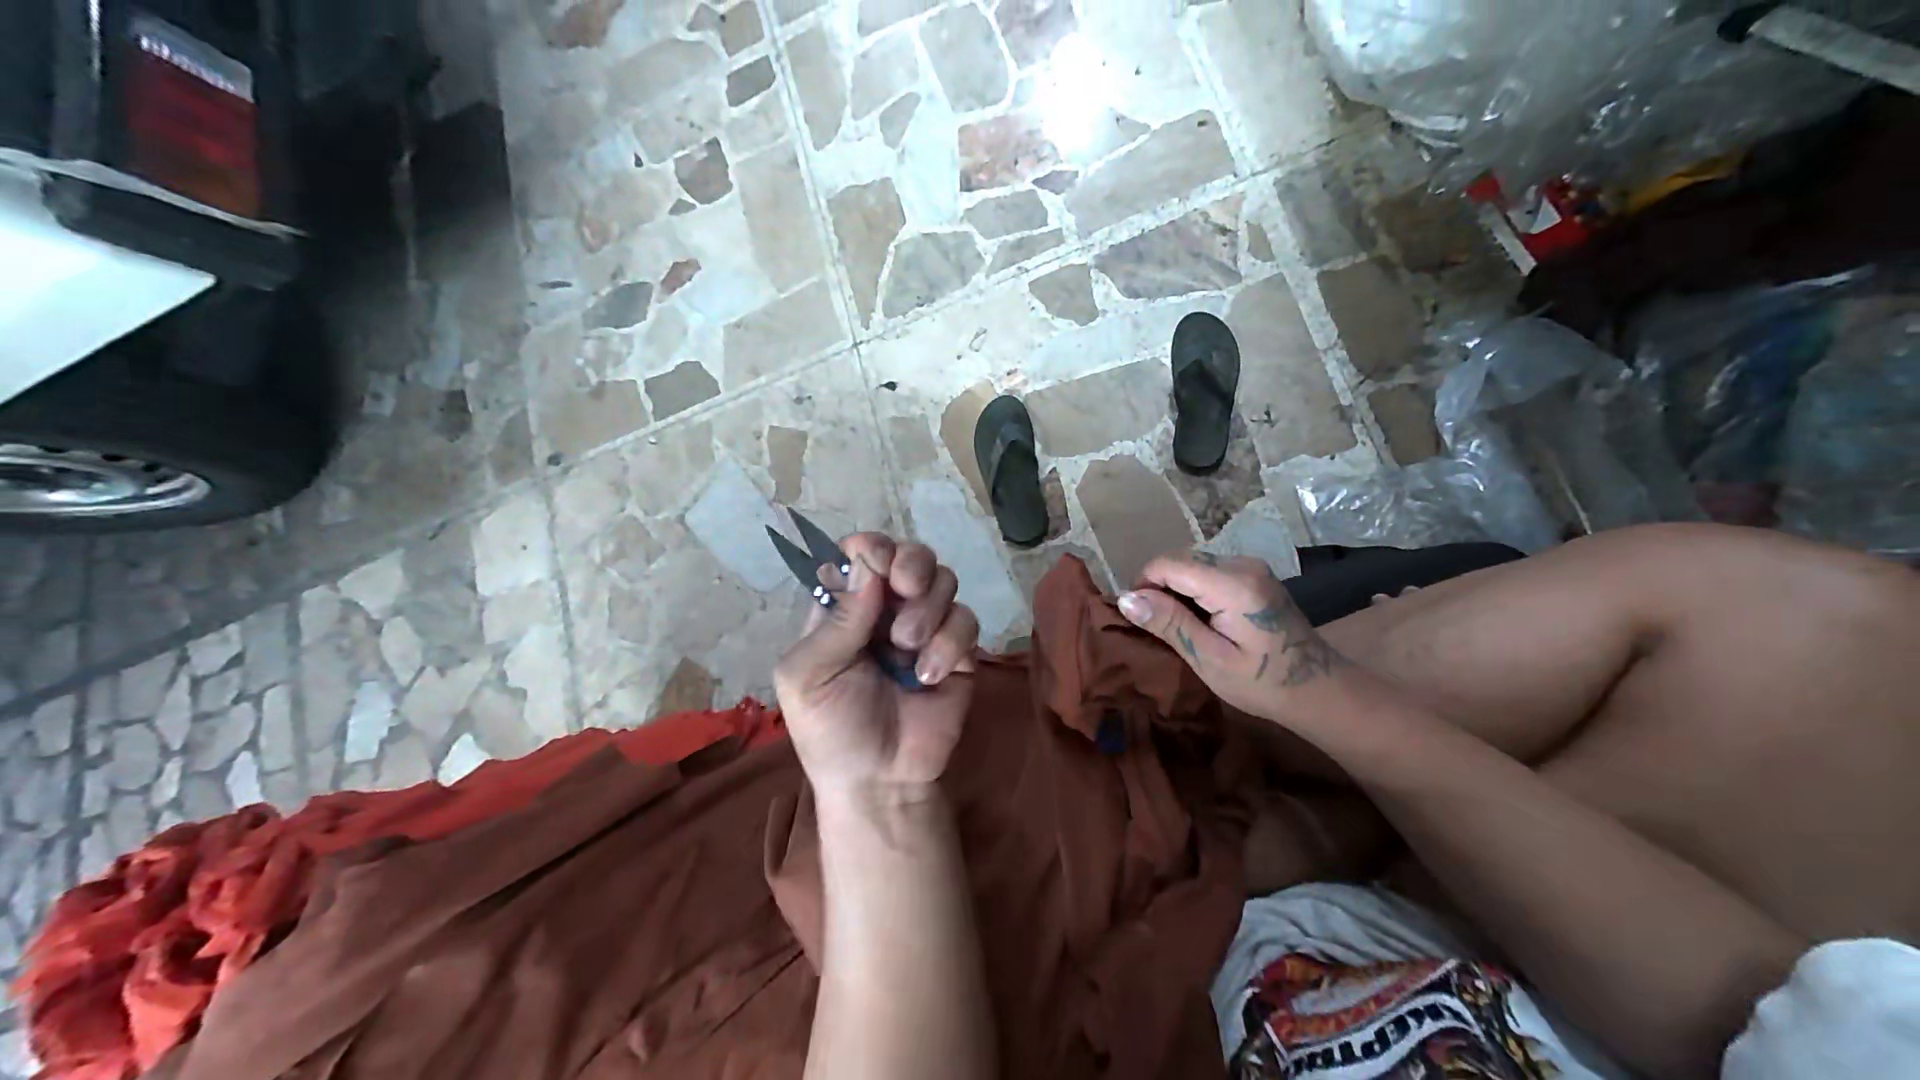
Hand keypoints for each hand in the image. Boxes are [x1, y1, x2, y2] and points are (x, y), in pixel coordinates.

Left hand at [774, 534, 980, 803]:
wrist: (880, 782)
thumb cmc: (831, 730)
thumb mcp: (809, 676)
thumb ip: (837, 619)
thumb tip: (867, 563)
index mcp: (844, 609)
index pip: (860, 554)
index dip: (870, 547)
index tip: (877, 560)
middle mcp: (886, 610)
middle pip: (910, 555)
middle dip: (911, 563)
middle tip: (905, 589)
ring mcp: (925, 627)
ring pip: (943, 579)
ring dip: (927, 609)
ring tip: (907, 649)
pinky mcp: (959, 651)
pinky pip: (966, 619)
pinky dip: (950, 643)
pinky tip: (929, 676)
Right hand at [1117, 551, 1346, 725]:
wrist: (1320, 688)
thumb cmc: (1264, 682)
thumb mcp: (1209, 659)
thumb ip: (1169, 623)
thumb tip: (1125, 599)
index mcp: (1232, 584)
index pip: (1167, 564)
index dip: (1144, 586)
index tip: (1141, 620)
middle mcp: (1242, 564)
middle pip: (1179, 561)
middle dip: (1159, 589)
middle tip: (1160, 629)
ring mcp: (1251, 566)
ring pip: (1191, 565)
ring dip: (1176, 591)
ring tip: (1181, 628)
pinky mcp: (1254, 574)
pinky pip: (1209, 571)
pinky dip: (1194, 591)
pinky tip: (1202, 621)